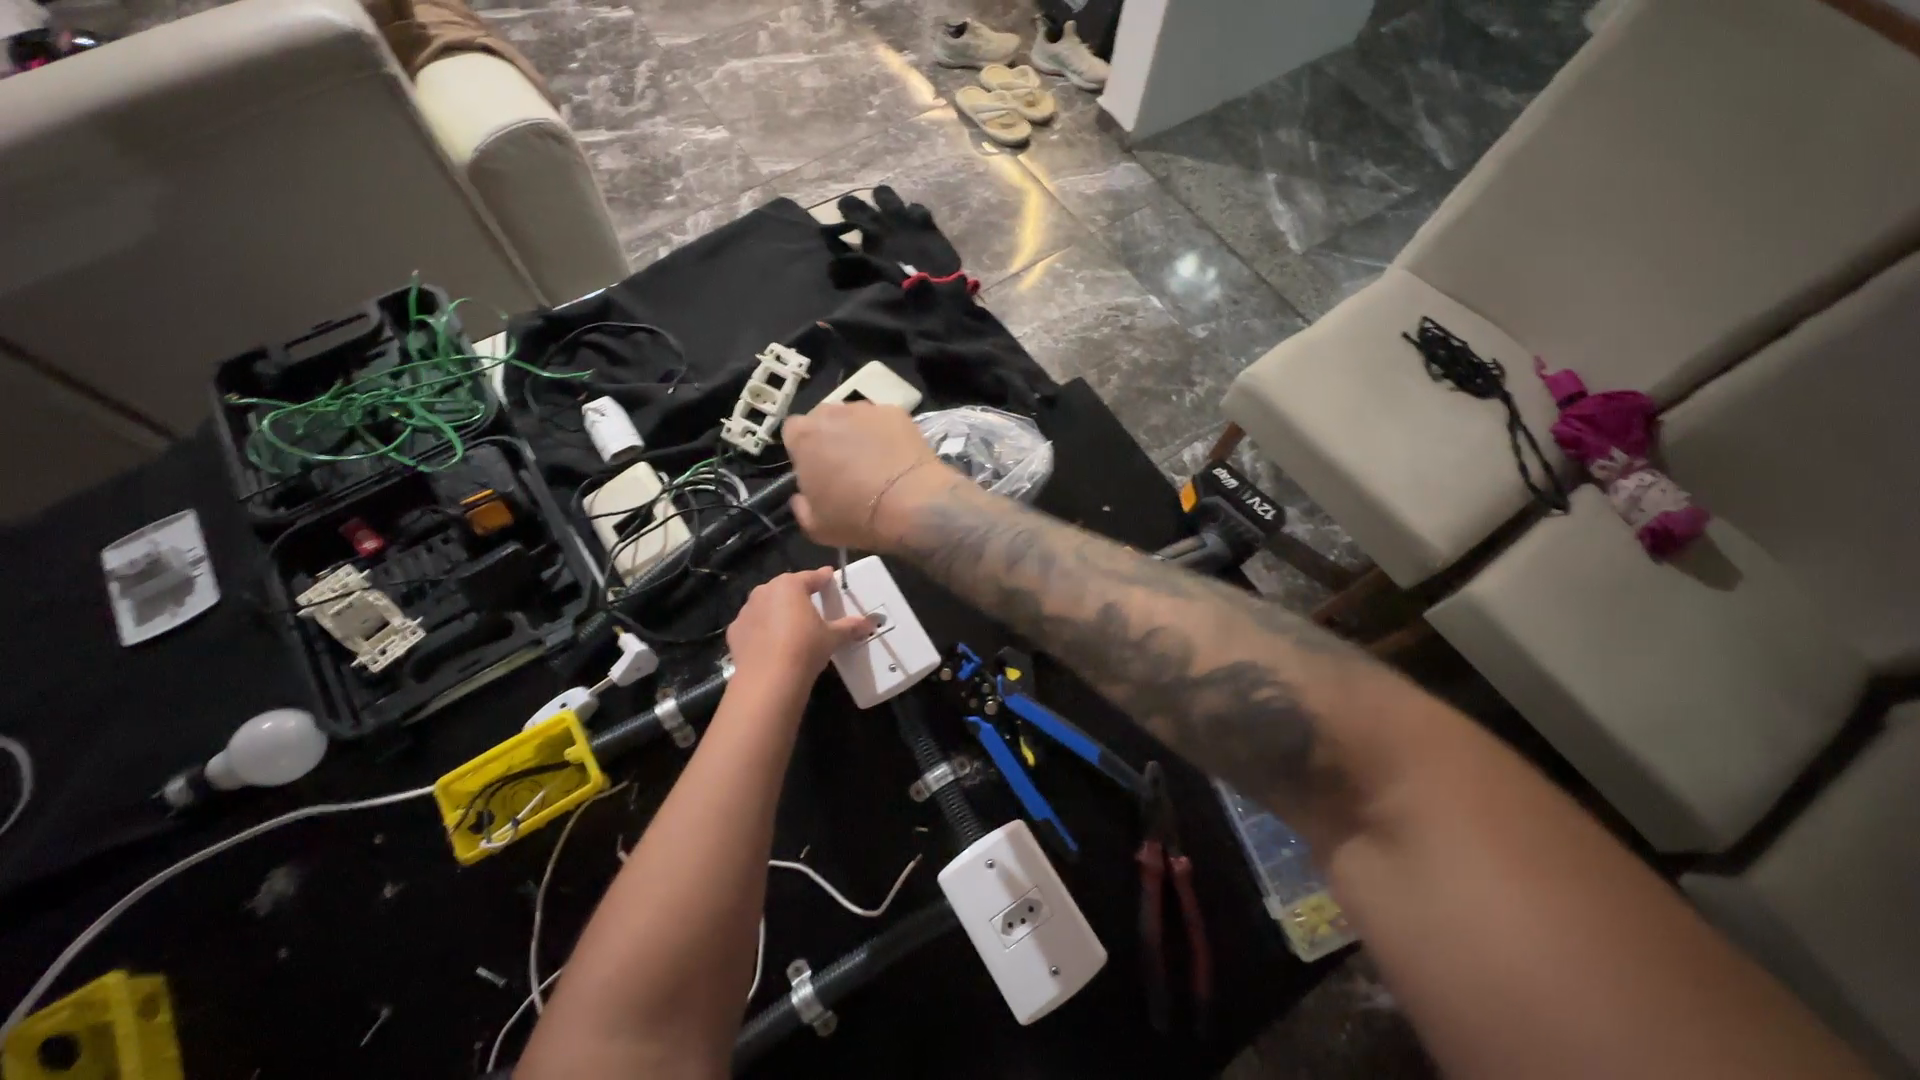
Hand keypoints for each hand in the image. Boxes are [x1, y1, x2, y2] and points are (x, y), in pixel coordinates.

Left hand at [726, 568, 874, 686]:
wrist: (768, 678)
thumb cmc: (805, 647)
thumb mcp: (832, 637)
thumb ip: (849, 627)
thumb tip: (868, 623)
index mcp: (790, 586)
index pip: (811, 577)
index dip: (823, 578)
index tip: (830, 577)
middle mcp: (765, 591)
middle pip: (785, 588)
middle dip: (797, 594)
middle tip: (810, 604)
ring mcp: (746, 611)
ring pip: (766, 605)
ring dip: (777, 611)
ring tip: (790, 626)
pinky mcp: (735, 631)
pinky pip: (753, 625)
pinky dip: (761, 629)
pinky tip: (770, 643)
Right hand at [781, 403, 961, 550]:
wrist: (912, 504)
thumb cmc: (857, 516)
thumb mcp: (815, 527)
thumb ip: (800, 506)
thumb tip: (802, 496)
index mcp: (804, 436)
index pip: (792, 433)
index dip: (803, 452)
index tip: (815, 471)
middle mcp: (831, 413)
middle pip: (823, 420)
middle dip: (829, 439)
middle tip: (844, 467)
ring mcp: (866, 409)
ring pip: (853, 418)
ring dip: (857, 434)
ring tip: (874, 462)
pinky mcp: (897, 412)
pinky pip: (882, 421)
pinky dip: (885, 435)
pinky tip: (895, 457)